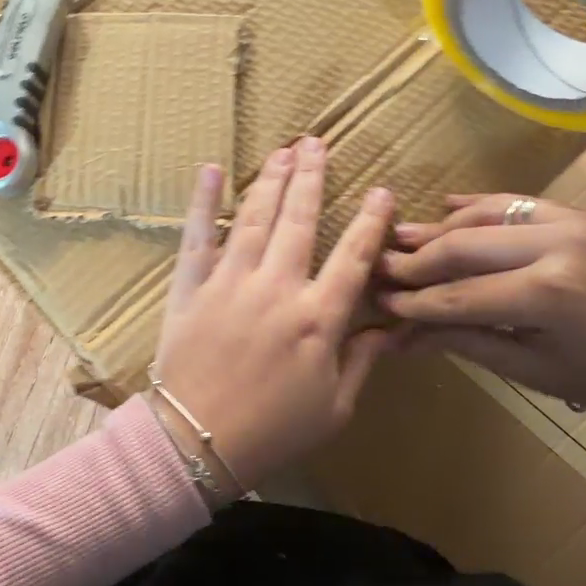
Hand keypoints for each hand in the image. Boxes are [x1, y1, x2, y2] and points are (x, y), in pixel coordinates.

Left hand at [153, 139, 396, 488]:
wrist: (197, 442)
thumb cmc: (273, 431)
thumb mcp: (334, 407)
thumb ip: (363, 360)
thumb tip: (393, 327)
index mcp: (317, 319)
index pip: (353, 258)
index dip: (370, 222)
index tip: (380, 191)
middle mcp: (276, 289)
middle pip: (299, 222)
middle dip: (311, 179)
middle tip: (317, 144)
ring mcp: (230, 284)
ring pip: (254, 220)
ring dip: (271, 181)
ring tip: (283, 151)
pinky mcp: (191, 288)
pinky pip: (197, 237)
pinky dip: (203, 202)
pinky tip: (212, 170)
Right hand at [379, 194, 585, 432]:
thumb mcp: (532, 369)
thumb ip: (463, 341)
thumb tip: (399, 336)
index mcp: (552, 294)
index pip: (460, 295)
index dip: (414, 301)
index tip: (377, 300)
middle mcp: (561, 245)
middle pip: (466, 246)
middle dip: (417, 259)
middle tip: (378, 266)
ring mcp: (576, 222)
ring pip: (488, 216)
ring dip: (441, 228)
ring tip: (400, 237)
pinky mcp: (584, 214)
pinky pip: (520, 203)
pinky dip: (482, 206)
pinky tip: (447, 208)